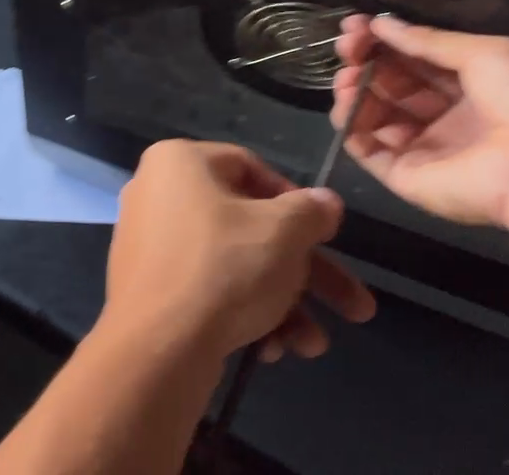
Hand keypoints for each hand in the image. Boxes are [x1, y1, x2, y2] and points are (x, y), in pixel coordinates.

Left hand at [102, 140, 375, 363]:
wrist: (158, 341)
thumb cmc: (223, 267)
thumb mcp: (281, 233)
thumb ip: (309, 212)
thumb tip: (324, 200)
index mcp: (178, 161)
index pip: (248, 167)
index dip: (293, 200)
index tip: (325, 235)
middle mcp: (158, 191)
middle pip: (249, 224)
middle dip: (307, 271)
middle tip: (356, 308)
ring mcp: (152, 238)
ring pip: (235, 262)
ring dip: (283, 302)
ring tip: (313, 344)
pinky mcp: (152, 281)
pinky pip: (208, 285)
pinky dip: (245, 312)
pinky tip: (272, 348)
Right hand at [331, 14, 508, 226]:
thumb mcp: (487, 54)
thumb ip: (429, 40)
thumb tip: (379, 24)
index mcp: (470, 88)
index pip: (414, 61)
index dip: (383, 42)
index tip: (355, 25)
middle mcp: (444, 117)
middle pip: (390, 84)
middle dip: (364, 61)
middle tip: (347, 47)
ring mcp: (423, 147)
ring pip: (372, 113)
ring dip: (353, 89)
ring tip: (346, 77)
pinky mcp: (404, 174)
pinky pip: (365, 147)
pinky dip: (349, 124)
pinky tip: (347, 104)